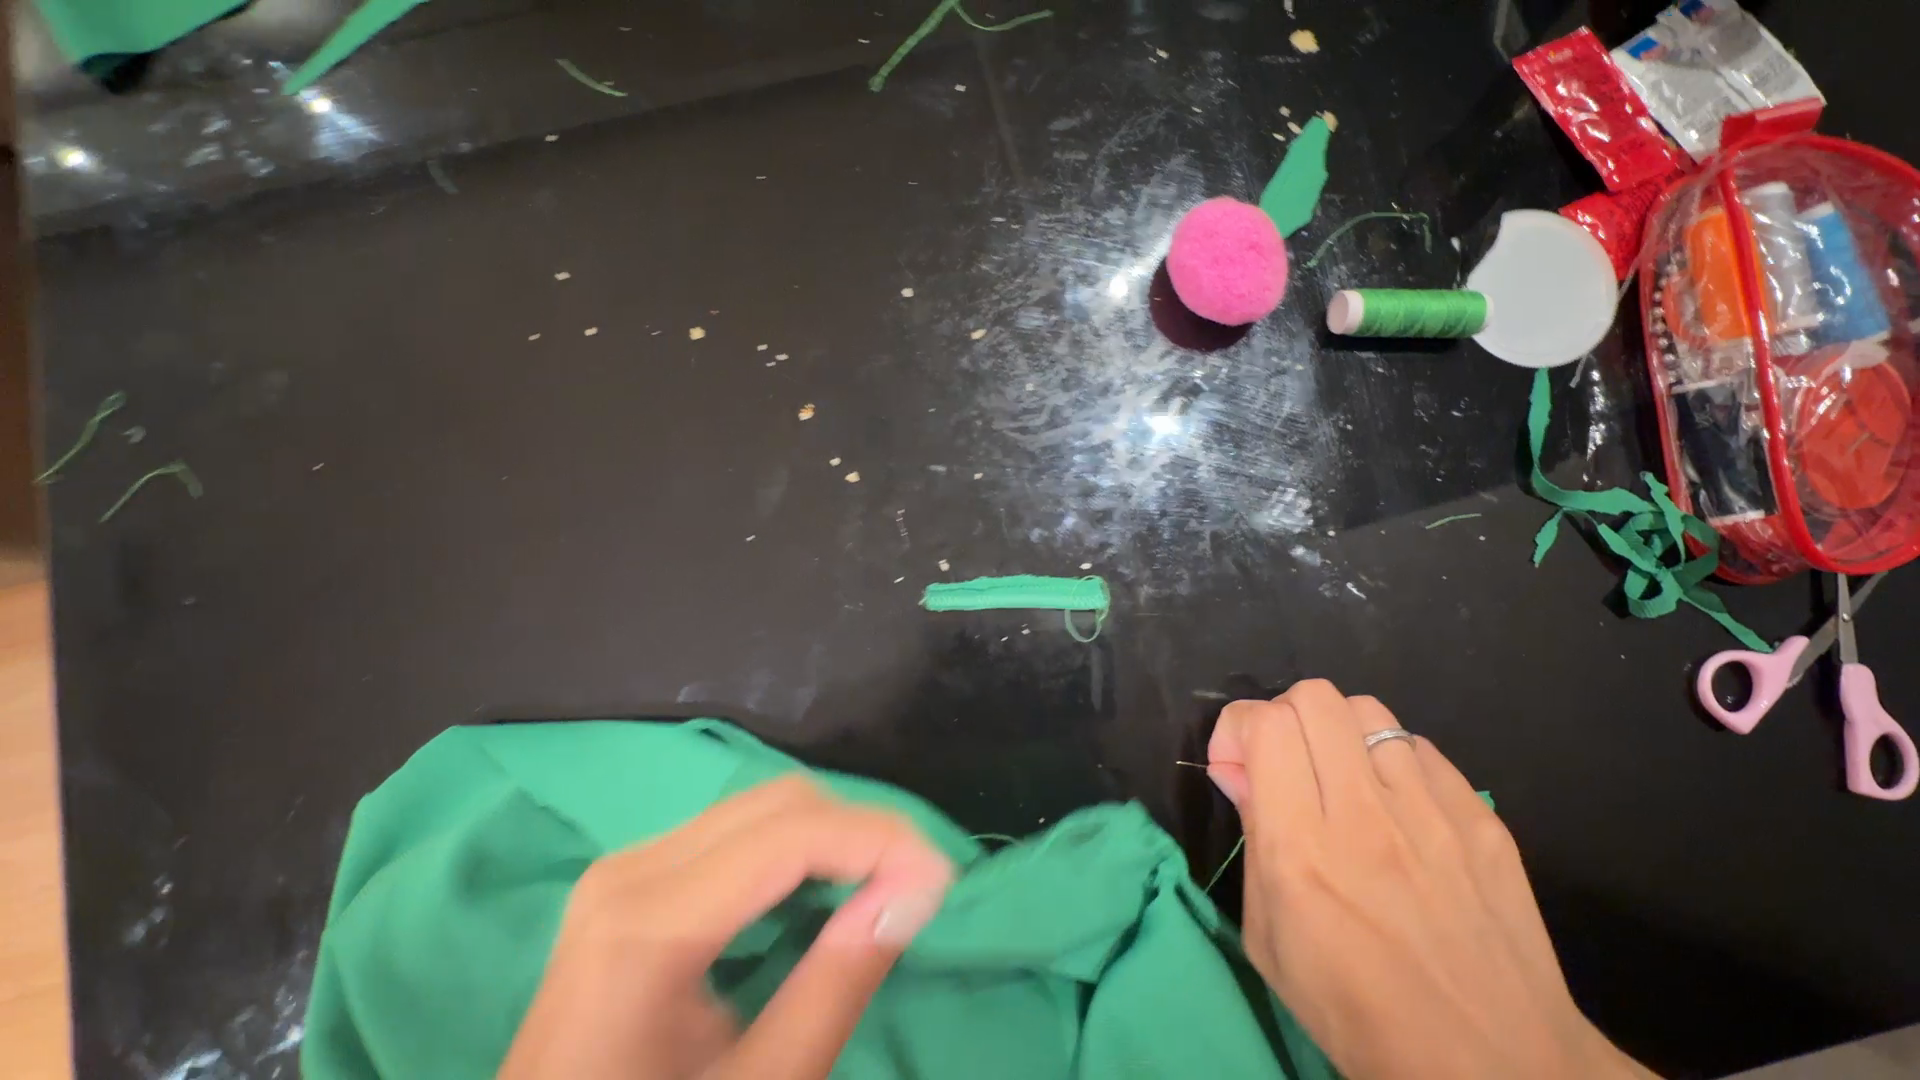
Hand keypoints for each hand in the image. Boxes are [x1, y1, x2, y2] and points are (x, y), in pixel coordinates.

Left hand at [498, 775, 953, 1079]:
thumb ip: (835, 985)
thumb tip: (912, 891)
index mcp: (649, 921)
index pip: (791, 833)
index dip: (880, 841)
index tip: (943, 879)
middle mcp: (633, 867)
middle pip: (778, 803)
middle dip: (861, 831)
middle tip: (917, 888)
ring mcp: (625, 867)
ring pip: (759, 807)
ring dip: (832, 835)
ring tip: (884, 885)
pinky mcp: (631, 879)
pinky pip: (732, 832)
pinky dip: (794, 848)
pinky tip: (824, 889)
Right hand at [1206, 680, 1656, 1079]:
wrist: (1491, 1062)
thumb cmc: (1356, 1011)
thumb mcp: (1269, 939)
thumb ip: (1254, 840)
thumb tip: (1240, 773)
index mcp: (1302, 850)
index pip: (1267, 725)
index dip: (1237, 729)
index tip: (1237, 768)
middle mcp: (1365, 814)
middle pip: (1315, 699)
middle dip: (1281, 718)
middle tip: (1283, 765)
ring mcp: (1432, 811)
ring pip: (1368, 711)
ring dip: (1336, 735)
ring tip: (1339, 780)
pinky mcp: (1481, 818)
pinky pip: (1420, 749)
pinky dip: (1390, 761)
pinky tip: (1393, 806)